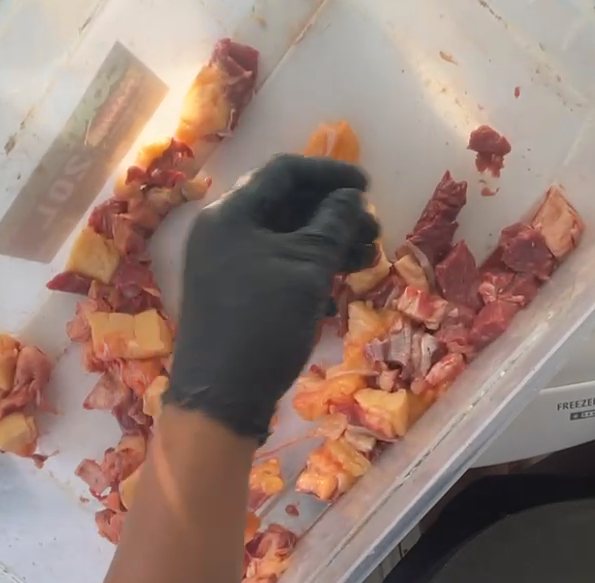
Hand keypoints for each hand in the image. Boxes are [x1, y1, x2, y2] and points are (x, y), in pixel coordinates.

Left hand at [166, 155, 379, 441]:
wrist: (221, 398)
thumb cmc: (263, 325)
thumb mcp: (306, 270)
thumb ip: (333, 226)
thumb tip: (351, 198)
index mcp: (231, 213)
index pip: (285, 172)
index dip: (331, 175)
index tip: (368, 188)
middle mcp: (223, 233)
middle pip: (286, 208)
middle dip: (334, 217)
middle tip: (373, 233)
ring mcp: (225, 268)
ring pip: (284, 243)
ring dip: (327, 248)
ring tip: (365, 264)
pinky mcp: (233, 299)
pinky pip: (275, 272)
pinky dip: (307, 276)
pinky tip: (334, 299)